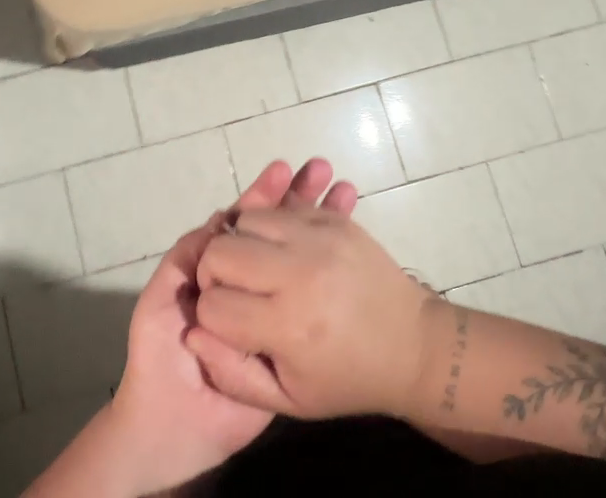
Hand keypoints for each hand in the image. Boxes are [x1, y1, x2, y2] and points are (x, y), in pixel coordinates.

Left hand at [100, 160, 357, 493]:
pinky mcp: (293, 338)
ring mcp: (276, 310)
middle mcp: (252, 285)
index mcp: (223, 273)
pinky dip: (332, 261)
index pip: (248, 226)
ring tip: (342, 186)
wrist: (174, 422)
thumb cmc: (160, 353)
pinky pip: (313, 295)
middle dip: (298, 198)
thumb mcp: (164, 297)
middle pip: (279, 233)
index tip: (284, 170)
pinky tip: (349, 232)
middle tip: (322, 170)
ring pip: (301, 255)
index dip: (264, 197)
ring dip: (320, 219)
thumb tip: (224, 217)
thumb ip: (188, 256)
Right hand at [185, 209, 442, 420]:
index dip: (211, 314)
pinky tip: (281, 248)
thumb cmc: (346, 379)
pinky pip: (281, 207)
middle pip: (221, 251)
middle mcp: (300, 275)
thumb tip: (192, 332)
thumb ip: (231, 372)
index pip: (213, 304)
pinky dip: (271, 225)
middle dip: (215, 270)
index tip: (228, 322)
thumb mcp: (288, 399)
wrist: (414, 345)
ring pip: (246, 219)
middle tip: (236, 288)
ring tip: (259, 266)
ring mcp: (319, 240)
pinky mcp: (335, 222)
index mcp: (287, 326)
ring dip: (241, 241)